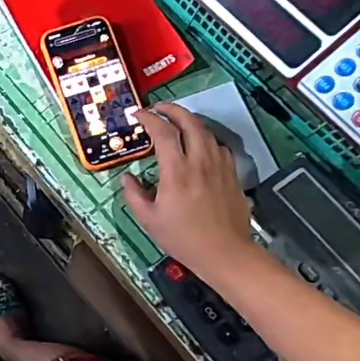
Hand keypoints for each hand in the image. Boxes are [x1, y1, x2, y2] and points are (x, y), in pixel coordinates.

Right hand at [120, 103, 253, 275]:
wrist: (224, 252)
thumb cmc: (183, 238)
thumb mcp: (149, 220)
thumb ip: (134, 195)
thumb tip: (127, 179)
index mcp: (176, 171)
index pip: (163, 132)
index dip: (149, 118)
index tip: (138, 114)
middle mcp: (200, 161)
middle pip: (189, 122)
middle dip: (172, 110)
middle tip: (159, 108)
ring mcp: (219, 166)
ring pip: (206, 132)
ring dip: (190, 122)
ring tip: (178, 124)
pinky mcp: (232, 174)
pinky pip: (219, 147)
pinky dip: (206, 139)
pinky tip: (200, 147)